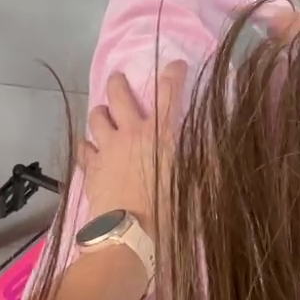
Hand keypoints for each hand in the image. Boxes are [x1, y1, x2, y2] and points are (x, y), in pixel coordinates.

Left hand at [80, 60, 187, 235]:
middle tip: (118, 79)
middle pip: (119, 95)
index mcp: (161, 134)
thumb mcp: (197, 185)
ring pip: (97, 116)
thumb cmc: (168, 211)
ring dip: (102, 113)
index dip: (174, 73)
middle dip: (118, 83)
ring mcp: (106, 148)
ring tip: (104, 114)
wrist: (129, 235)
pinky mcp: (90, 167)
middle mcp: (131, 132)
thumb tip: (214, 149)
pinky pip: (84, 147)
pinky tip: (91, 148)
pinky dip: (88, 145)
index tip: (176, 65)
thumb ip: (204, 163)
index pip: (169, 92)